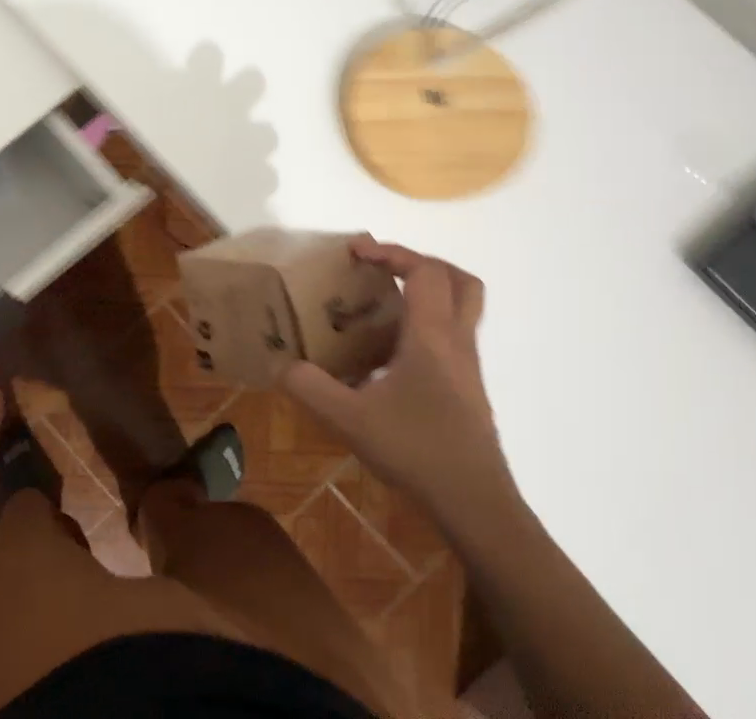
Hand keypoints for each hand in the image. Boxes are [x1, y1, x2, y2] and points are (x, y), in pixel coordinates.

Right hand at [280, 238, 514, 518]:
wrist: (474, 501)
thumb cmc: (415, 450)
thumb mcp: (347, 418)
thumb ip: (308, 386)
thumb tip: (281, 364)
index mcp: (432, 338)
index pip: (425, 272)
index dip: (391, 253)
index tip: (355, 253)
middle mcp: (456, 344)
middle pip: (459, 282)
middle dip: (419, 264)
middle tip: (380, 270)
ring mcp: (466, 368)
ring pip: (458, 311)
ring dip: (422, 296)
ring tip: (375, 308)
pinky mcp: (465, 390)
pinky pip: (447, 340)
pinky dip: (419, 330)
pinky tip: (381, 358)